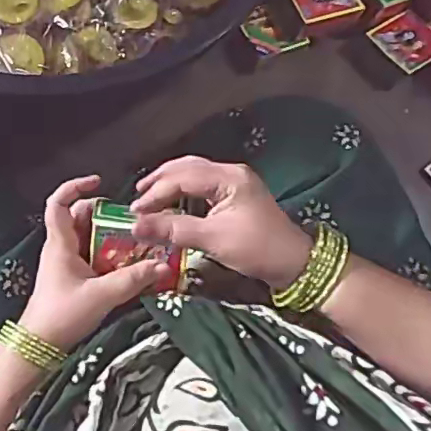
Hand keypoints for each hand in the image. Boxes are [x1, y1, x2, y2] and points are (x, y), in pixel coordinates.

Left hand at [18, 175, 168, 350]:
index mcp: (60, 243)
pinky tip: (127, 265)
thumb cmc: (62, 315)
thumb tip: (160, 266)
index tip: (98, 182)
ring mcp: (65, 263)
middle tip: (127, 220)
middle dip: (103, 214)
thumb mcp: (101, 296)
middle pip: (79, 217)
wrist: (39, 345)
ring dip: (109, 236)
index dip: (75, 186)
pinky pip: (91, 256)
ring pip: (87, 237)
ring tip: (134, 241)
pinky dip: (108, 255)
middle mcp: (61, 248)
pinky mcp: (72, 278)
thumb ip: (132, 280)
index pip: (58, 203)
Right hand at [130, 156, 311, 289]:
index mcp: (228, 177)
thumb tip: (135, 226)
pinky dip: (182, 190)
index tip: (135, 212)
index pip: (182, 177)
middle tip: (137, 199)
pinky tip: (171, 201)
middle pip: (186, 167)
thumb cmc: (257, 250)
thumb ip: (173, 230)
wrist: (296, 264)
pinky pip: (201, 183)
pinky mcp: (235, 193)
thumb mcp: (212, 240)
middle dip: (159, 182)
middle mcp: (231, 172)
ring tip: (148, 197)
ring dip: (170, 183)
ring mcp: (234, 181)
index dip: (155, 193)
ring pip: (193, 173)